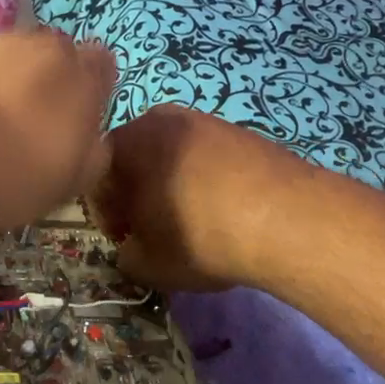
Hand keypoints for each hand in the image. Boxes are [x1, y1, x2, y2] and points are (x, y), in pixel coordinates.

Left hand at [0, 30, 116, 236]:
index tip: (74, 121)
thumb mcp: (71, 182)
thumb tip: (94, 138)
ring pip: (7, 59)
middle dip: (45, 83)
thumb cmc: (11, 173)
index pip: (101, 64)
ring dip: (3, 83)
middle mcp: (38, 44)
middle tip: (28, 127)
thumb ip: (94, 152)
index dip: (90, 90)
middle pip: (51, 57)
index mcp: (80, 72)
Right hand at [93, 105, 324, 291]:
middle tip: (157, 229)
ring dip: (173, 182)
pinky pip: (208, 155)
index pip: (98, 179)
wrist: (286, 218)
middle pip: (135, 159)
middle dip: (139, 193)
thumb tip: (132, 249)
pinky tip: (226, 208)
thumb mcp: (150, 264)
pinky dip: (207, 178)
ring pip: (172, 154)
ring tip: (196, 219)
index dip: (109, 215)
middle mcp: (158, 119)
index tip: (128, 241)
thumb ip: (128, 256)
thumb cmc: (201, 238)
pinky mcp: (239, 129)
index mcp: (125, 143)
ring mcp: (202, 119)